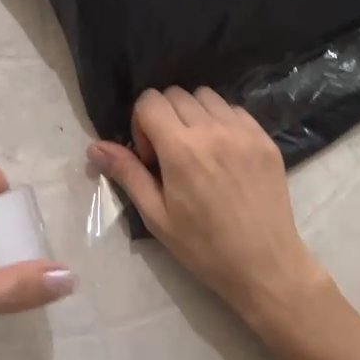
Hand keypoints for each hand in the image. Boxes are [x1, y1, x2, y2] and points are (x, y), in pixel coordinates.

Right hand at [88, 88, 327, 320]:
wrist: (265, 266)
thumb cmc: (204, 248)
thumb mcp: (157, 216)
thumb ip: (127, 173)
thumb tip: (94, 147)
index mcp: (181, 149)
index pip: (150, 100)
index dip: (141, 124)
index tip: (151, 157)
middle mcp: (213, 129)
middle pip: (175, 93)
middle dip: (164, 117)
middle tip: (171, 155)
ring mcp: (243, 131)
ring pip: (206, 96)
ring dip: (193, 114)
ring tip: (198, 150)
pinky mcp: (264, 138)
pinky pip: (235, 109)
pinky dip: (222, 120)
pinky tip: (224, 153)